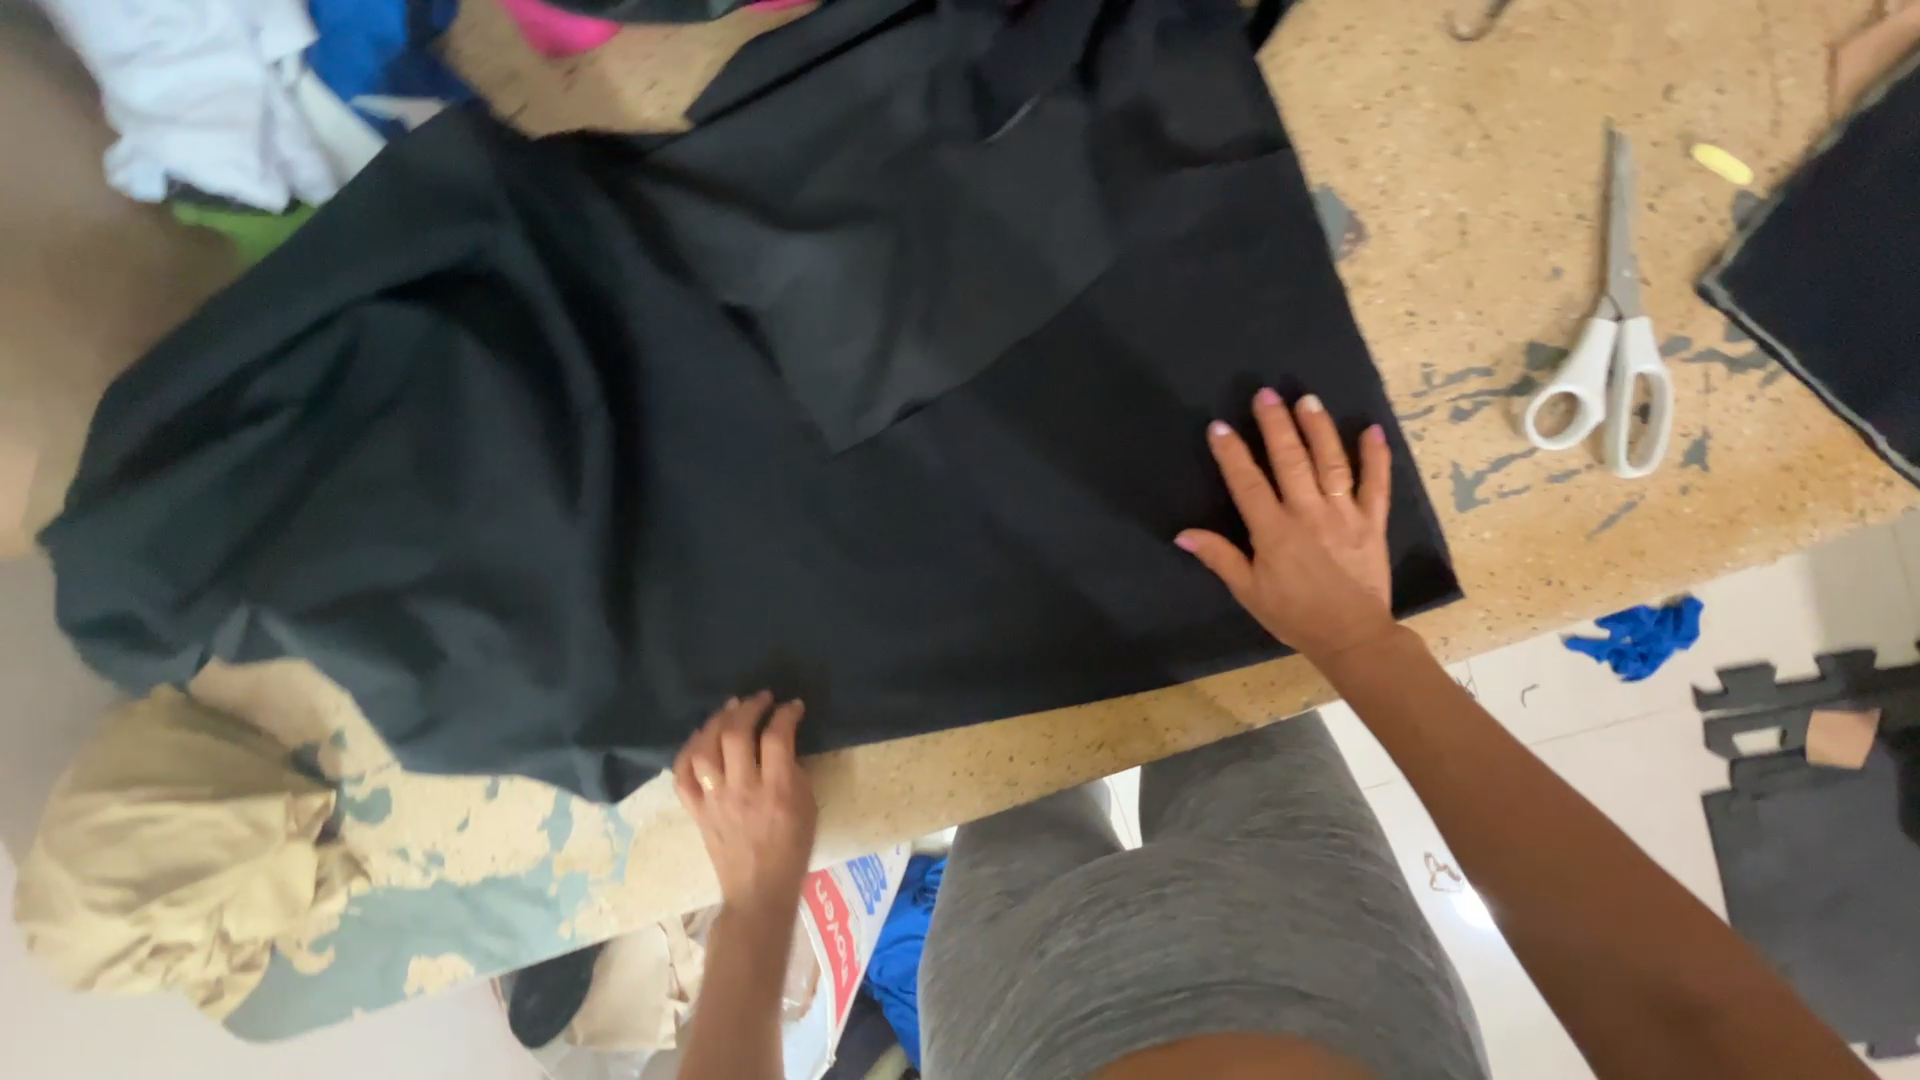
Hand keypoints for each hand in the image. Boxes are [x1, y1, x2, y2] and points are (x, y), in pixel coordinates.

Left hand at [674, 691, 817, 917]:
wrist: (759, 891)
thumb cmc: (793, 849)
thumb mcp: (808, 806)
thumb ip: (795, 772)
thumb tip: (783, 744)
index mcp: (777, 790)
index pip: (777, 736)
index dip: (786, 713)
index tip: (793, 706)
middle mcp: (742, 789)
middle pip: (736, 734)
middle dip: (749, 707)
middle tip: (762, 698)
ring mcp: (714, 800)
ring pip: (705, 748)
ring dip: (717, 721)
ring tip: (731, 708)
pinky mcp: (696, 811)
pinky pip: (682, 776)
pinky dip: (688, 751)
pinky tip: (701, 737)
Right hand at [1175, 388, 1399, 661]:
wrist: (1351, 635)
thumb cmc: (1293, 615)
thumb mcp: (1248, 591)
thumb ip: (1219, 557)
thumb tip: (1182, 534)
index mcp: (1273, 531)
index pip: (1247, 483)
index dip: (1231, 453)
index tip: (1219, 426)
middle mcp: (1307, 513)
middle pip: (1289, 461)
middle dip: (1275, 425)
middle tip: (1266, 394)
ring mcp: (1344, 515)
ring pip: (1330, 463)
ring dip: (1318, 429)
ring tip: (1307, 400)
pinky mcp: (1373, 522)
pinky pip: (1376, 484)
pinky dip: (1376, 456)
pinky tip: (1372, 429)